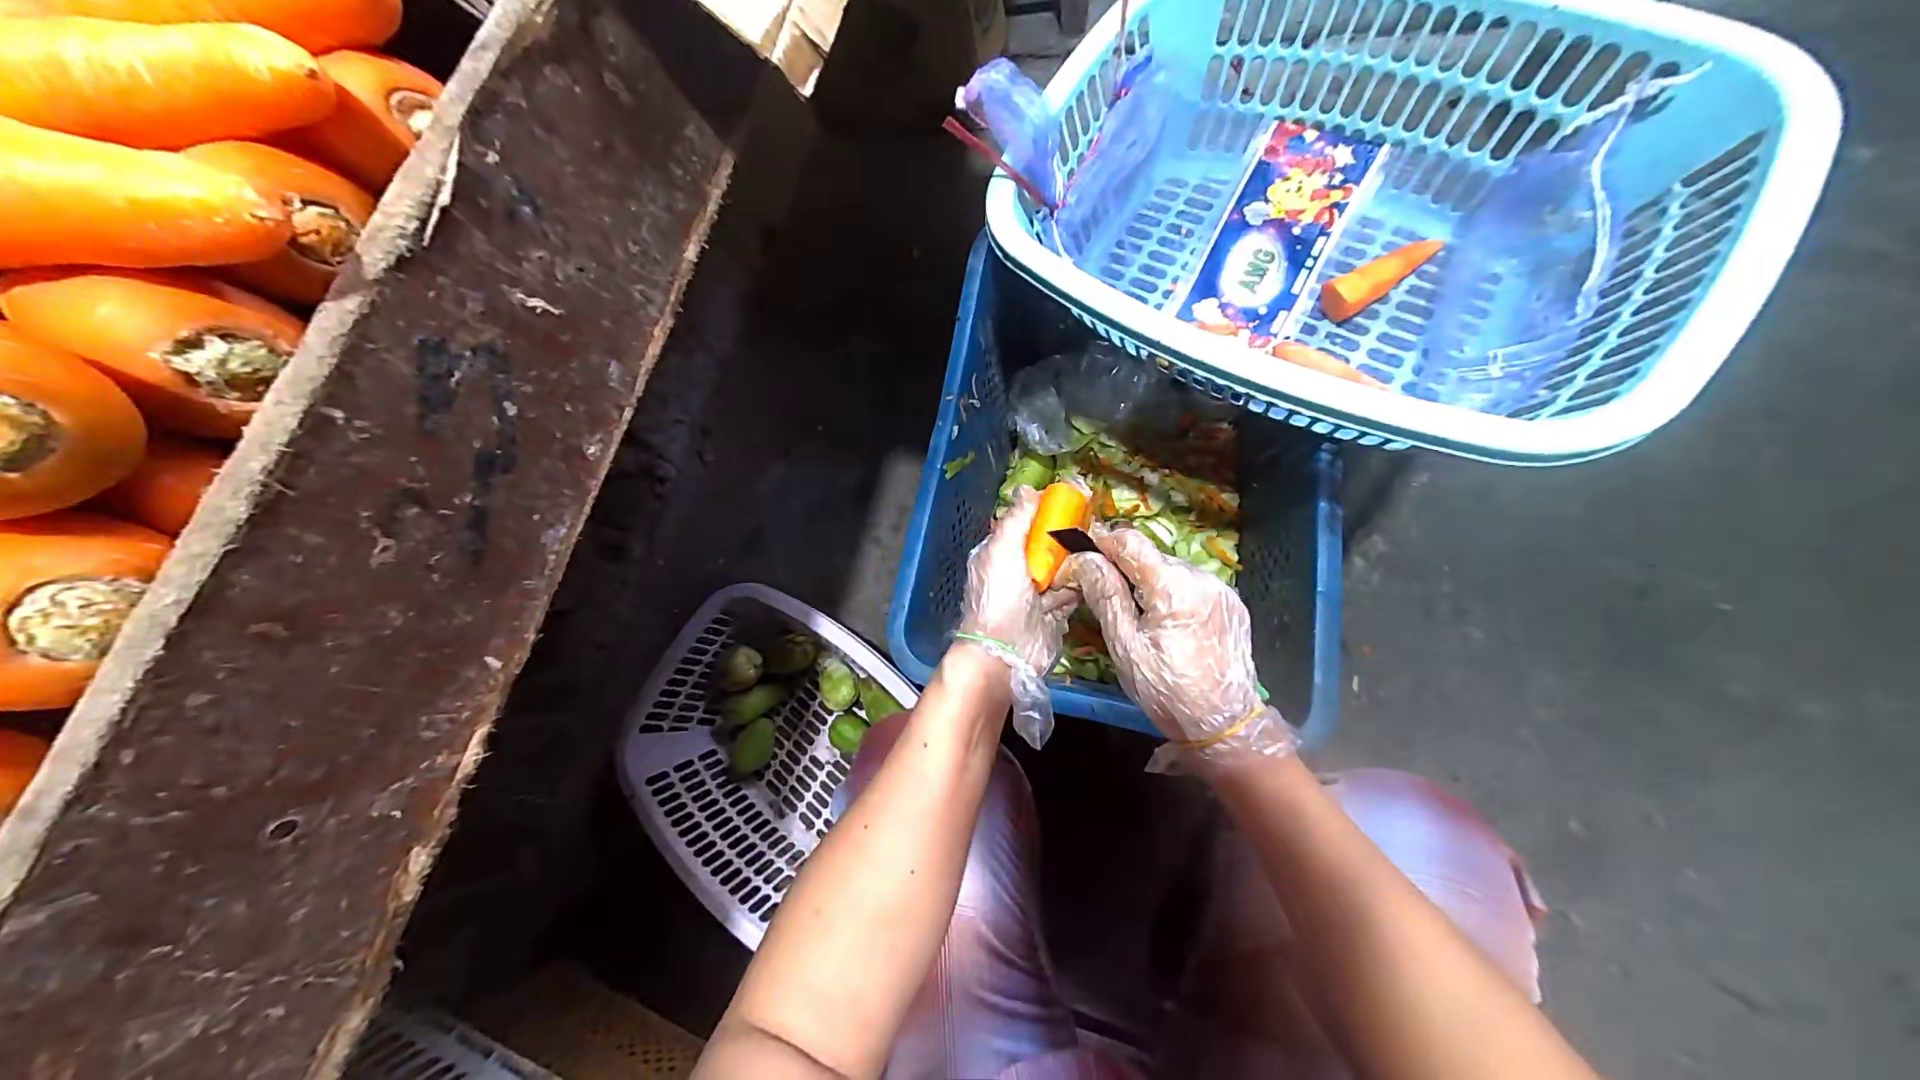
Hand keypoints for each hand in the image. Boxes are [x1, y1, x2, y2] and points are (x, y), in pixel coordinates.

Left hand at [956, 486, 1076, 745]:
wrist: (1004, 654)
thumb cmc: (998, 598)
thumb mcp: (1001, 550)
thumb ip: (1016, 519)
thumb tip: (1028, 488)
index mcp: (1001, 551)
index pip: (1026, 523)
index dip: (1047, 510)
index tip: (1075, 497)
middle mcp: (1019, 569)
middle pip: (1049, 544)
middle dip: (1069, 535)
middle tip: (1094, 522)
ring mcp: (1038, 592)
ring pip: (1065, 567)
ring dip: (1079, 560)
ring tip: (1097, 548)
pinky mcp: (1056, 612)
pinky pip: (1074, 592)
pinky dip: (1082, 585)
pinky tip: (1096, 575)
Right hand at [1060, 522, 1295, 766]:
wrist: (1224, 724)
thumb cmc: (1166, 690)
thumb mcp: (1125, 646)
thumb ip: (1105, 596)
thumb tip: (1083, 559)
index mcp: (1173, 587)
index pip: (1130, 542)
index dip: (1101, 542)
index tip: (1080, 552)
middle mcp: (1201, 578)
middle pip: (1150, 555)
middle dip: (1123, 568)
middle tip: (1101, 591)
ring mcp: (1221, 589)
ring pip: (1170, 569)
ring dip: (1147, 582)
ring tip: (1137, 614)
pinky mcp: (1231, 602)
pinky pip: (1190, 584)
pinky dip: (1171, 593)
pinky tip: (1165, 622)